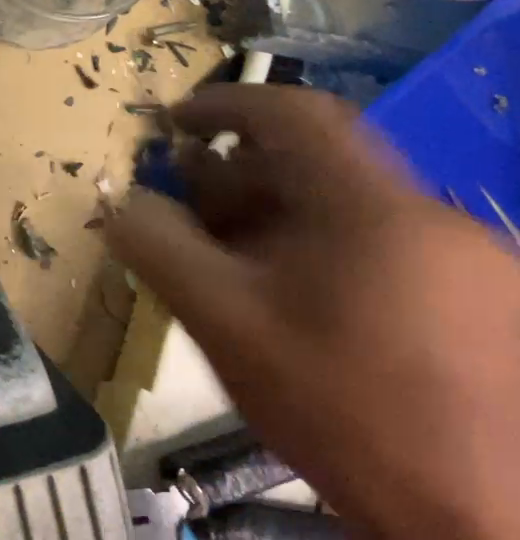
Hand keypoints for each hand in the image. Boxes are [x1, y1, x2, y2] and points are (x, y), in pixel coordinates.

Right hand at [108, 85, 519, 539]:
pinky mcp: (489, 307)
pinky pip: (385, 248)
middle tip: (182, 211)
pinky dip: (320, 250)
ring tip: (225, 263)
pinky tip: (287, 300)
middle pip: (319, 166)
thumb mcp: (221, 320)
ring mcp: (475, 266)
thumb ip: (157, 245)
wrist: (485, 523)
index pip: (296, 114)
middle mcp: (437, 221)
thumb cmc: (340, 407)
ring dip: (275, 218)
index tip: (171, 122)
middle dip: (237, 177)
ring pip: (350, 210)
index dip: (224, 104)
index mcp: (376, 212)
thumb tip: (120, 200)